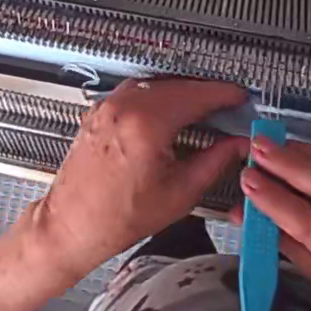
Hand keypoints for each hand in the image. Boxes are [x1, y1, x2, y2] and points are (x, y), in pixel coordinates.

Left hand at [30, 78, 248, 279]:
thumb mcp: (180, 193)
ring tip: (201, 110)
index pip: (197, 95)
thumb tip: (237, 145)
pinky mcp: (100, 111)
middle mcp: (124, 107)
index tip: (239, 97)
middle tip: (227, 106)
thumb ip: (215, 161)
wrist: (71, 226)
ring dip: (182, 92)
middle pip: (178, 85)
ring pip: (157, 84)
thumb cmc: (115, 217)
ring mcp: (109, 106)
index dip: (225, 94)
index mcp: (146, 124)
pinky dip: (159, 97)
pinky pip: (137, 92)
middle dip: (206, 93)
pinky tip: (170, 114)